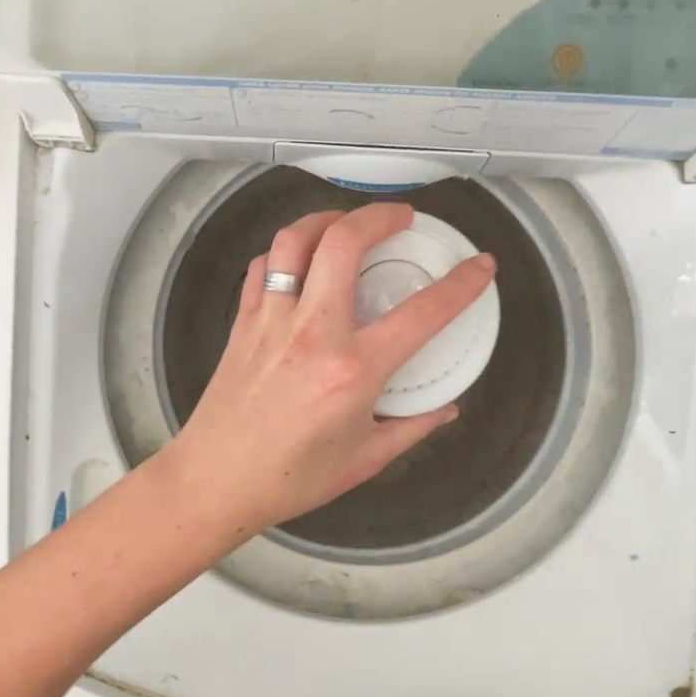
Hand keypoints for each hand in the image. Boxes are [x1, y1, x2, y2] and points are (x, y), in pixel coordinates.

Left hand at [160, 203, 496, 536]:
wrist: (215, 481)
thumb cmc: (289, 478)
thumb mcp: (365, 458)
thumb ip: (412, 426)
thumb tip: (444, 408)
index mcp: (352, 371)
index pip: (422, 314)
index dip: (461, 284)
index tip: (480, 266)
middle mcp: (311, 334)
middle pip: (344, 242)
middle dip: (380, 215)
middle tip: (401, 216)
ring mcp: (271, 322)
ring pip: (294, 241)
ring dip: (325, 219)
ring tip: (346, 223)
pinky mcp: (243, 323)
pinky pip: (262, 267)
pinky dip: (284, 253)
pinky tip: (299, 260)